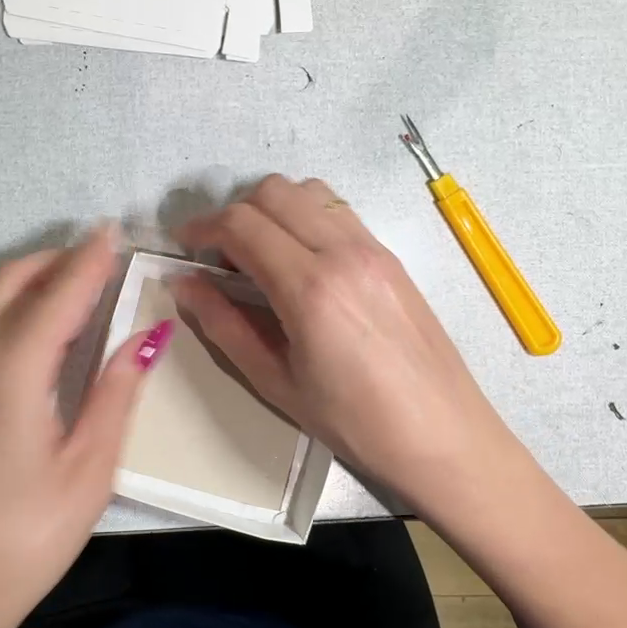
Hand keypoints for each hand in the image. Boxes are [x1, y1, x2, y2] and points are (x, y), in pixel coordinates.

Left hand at [0, 224, 166, 627]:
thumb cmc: (27, 536)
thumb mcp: (89, 468)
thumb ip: (117, 392)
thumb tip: (149, 334)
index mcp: (13, 370)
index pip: (58, 293)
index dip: (90, 259)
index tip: (115, 229)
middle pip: (13, 281)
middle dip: (57, 259)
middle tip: (103, 256)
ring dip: (33, 278)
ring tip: (78, 281)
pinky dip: (14, 305)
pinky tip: (41, 327)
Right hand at [173, 175, 518, 504]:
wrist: (444, 435)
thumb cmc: (354, 422)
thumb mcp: (275, 382)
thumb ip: (224, 325)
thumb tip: (184, 284)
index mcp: (310, 289)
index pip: (241, 225)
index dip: (202, 228)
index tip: (183, 246)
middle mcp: (343, 253)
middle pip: (272, 192)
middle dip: (233, 212)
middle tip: (219, 255)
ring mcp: (373, 249)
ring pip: (308, 191)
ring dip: (271, 208)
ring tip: (258, 254)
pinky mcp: (390, 256)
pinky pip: (336, 211)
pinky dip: (304, 216)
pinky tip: (297, 260)